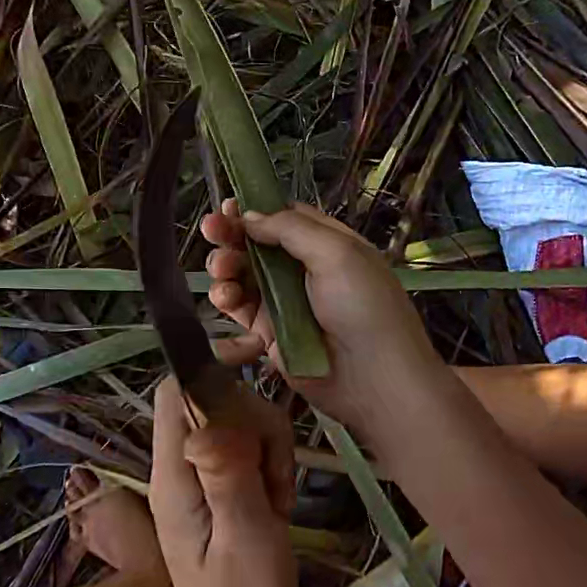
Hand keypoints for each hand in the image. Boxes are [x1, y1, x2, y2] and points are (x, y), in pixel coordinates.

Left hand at [149, 376, 296, 586]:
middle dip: (259, 425)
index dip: (211, 364)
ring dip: (271, 450)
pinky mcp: (219, 488)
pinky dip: (271, 466)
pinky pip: (249, 451)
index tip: (258, 358)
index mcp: (175, 475)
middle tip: (275, 480)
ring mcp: (200, 478)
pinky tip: (276, 503)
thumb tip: (207, 418)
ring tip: (276, 501)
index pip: (176, 393)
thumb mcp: (245, 538)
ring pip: (240, 425)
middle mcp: (180, 468)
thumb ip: (228, 476)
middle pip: (219, 403)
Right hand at [202, 200, 450, 435]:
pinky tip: (224, 296)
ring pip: (244, 275)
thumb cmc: (363, 307)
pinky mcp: (270, 333)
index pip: (287, 218)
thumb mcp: (338, 253)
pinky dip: (227, 298)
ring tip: (222, 269)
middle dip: (232, 234)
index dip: (257, 211)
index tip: (229, 207)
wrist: (374, 379)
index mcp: (329, 244)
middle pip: (259, 244)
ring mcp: (286, 302)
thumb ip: (292, 229)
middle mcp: (306, 270)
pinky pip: (241, 308)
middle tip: (211, 230)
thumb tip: (252, 216)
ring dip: (226, 266)